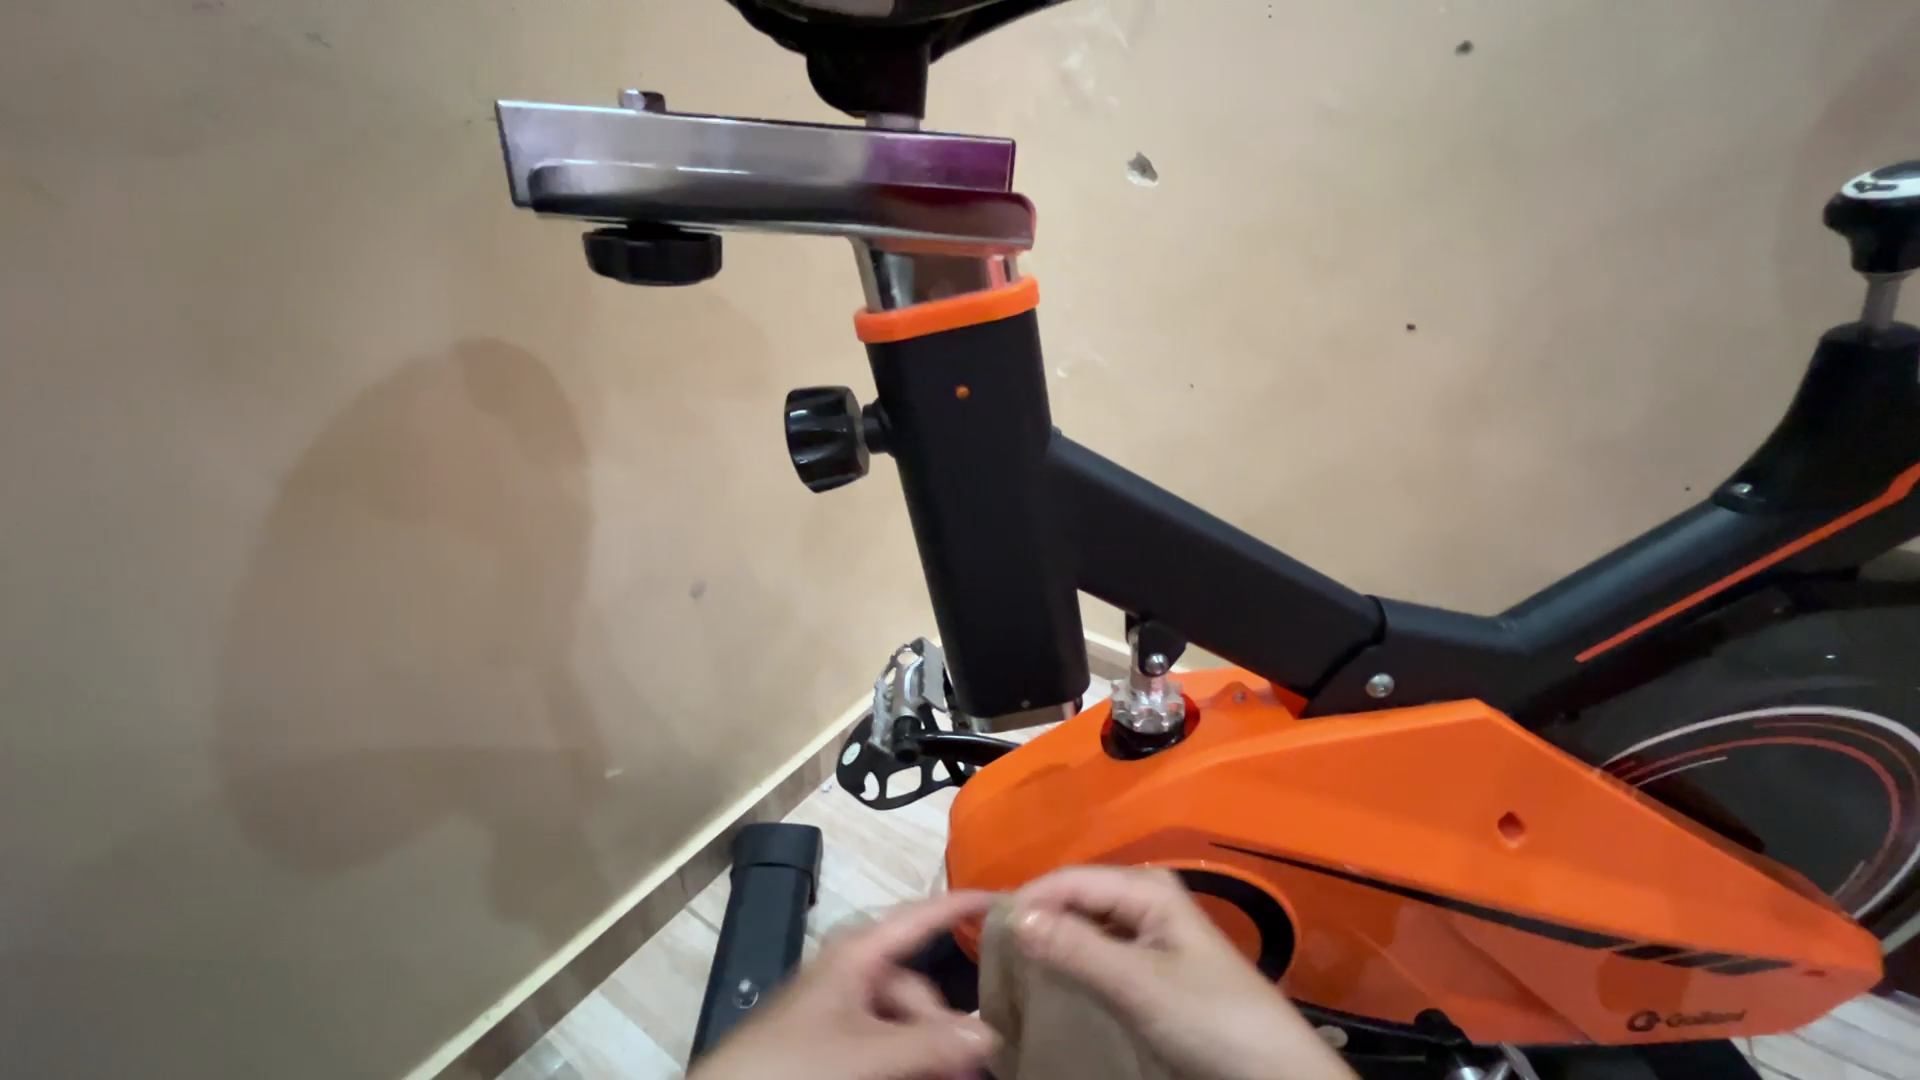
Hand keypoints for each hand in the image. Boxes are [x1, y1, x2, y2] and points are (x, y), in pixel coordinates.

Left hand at [688, 889, 999, 1079]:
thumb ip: (927, 1043)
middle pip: (918, 985)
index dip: (962, 904)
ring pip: (902, 1020)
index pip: (922, 916)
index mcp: (859, 952)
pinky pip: (882, 1040)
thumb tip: (991, 1033)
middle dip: (945, 1025)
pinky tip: (919, 1076)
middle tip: (973, 1067)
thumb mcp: (864, 1053)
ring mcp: (841, 1005)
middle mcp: (854, 969)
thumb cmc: (791, 1064)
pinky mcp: (832, 1038)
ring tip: (949, 1079)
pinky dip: (904, 1058)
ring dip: (926, 1050)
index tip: (1006, 900)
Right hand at [1010, 866, 1355, 1079]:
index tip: (983, 931)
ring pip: (1086, 923)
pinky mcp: (1152, 966)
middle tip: (993, 951)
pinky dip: (1072, 959)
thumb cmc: (1212, 1021)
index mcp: (1146, 887)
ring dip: (1053, 938)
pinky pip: (1099, 949)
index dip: (1028, 899)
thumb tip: (1013, 917)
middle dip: (1037, 916)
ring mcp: (1150, 932)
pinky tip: (1053, 979)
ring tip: (1014, 965)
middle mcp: (1145, 898)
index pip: (1070, 879)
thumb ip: (1077, 950)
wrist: (1278, 1078)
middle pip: (1076, 896)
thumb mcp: (1140, 985)